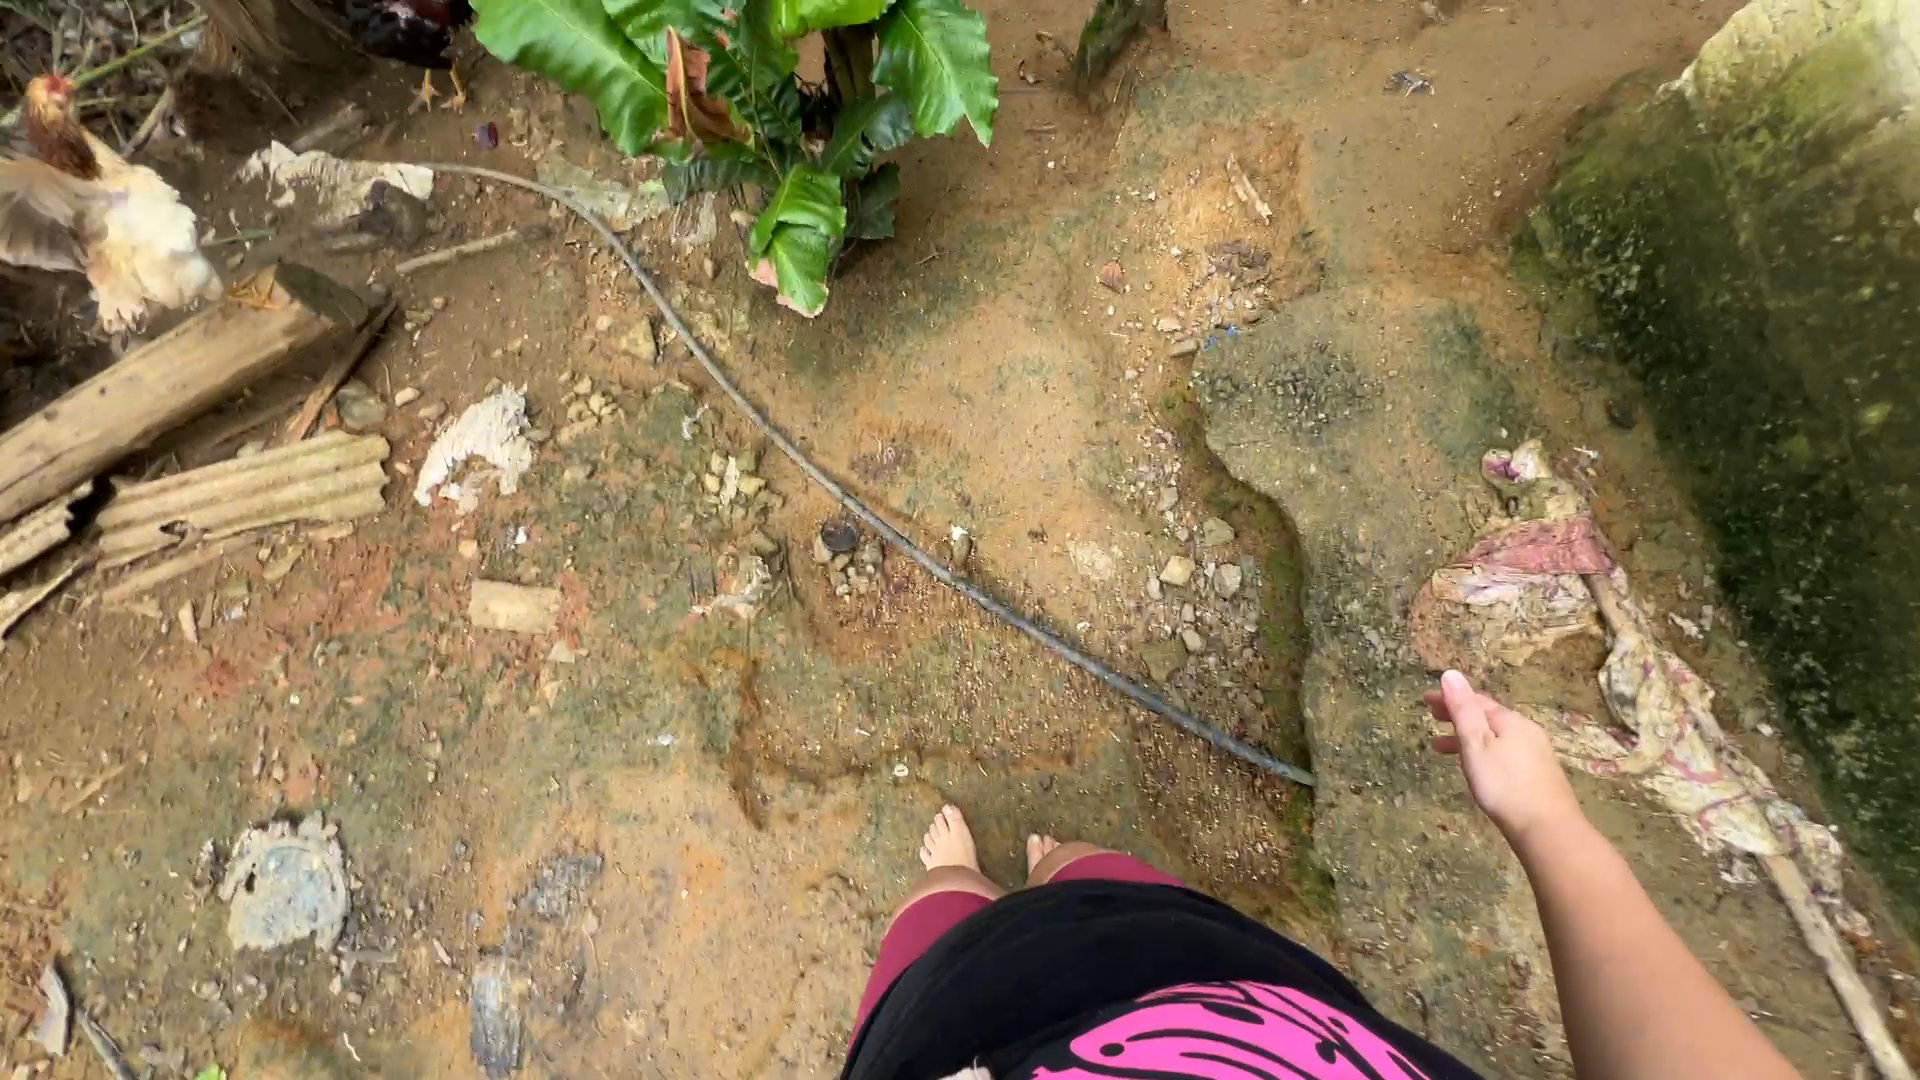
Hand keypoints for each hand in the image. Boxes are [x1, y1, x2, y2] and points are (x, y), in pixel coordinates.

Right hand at [1426, 670, 1586, 845]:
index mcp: (1510, 721)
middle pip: (1487, 716)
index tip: (1425, 701)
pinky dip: (1481, 750)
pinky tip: (1474, 766)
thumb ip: (1462, 709)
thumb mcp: (1475, 742)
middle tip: (1430, 717)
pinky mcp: (1537, 774)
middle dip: (1457, 714)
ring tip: (1440, 747)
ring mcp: (1535, 753)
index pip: (1476, 700)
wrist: (1547, 829)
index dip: (1449, 698)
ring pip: (1494, 736)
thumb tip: (1451, 674)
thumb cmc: (1503, 783)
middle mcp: (1526, 732)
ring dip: (1466, 736)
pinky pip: (1502, 751)